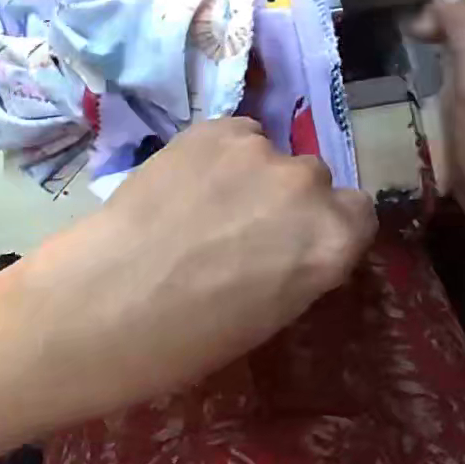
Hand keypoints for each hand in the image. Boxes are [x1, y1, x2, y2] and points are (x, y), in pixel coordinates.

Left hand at [0, 118, 375, 424]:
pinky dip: (217, 154)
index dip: (326, 227)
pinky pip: (233, 134)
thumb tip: (293, 240)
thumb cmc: (190, 336)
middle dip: (286, 200)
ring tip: (201, 203)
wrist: (107, 299)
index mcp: (333, 240)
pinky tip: (183, 183)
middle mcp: (307, 184)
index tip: (297, 242)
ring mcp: (259, 149)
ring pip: (268, 154)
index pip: (357, 213)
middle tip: (242, 226)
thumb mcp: (271, 314)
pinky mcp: (213, 127)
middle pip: (313, 179)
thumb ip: (299, 264)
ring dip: (249, 174)